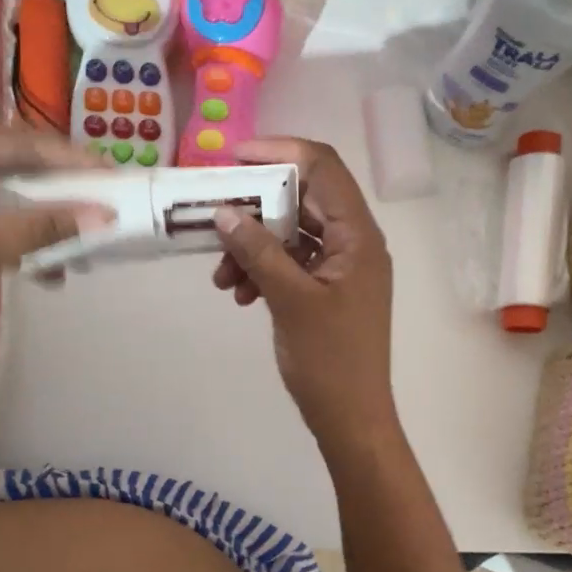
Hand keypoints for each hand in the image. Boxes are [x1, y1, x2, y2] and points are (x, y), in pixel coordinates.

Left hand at [0, 122, 108, 363]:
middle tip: (108, 214)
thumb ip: (42, 227)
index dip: (72, 161)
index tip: (119, 180)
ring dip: (45, 224)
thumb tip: (105, 214)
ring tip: (84, 250)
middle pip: (17, 168)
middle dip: (62, 196)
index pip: (20, 143)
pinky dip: (21, 240)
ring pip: (9, 198)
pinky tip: (48, 269)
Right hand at [212, 138, 396, 443]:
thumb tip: (225, 212)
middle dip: (255, 208)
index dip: (279, 152)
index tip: (232, 159)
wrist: (351, 418)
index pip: (322, 167)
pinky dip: (263, 271)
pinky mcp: (327, 292)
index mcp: (358, 235)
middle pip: (302, 200)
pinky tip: (238, 294)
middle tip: (214, 218)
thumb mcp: (290, 301)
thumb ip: (258, 252)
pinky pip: (291, 265)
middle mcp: (353, 243)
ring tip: (221, 277)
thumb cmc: (329, 360)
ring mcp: (340, 269)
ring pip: (291, 235)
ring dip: (253, 247)